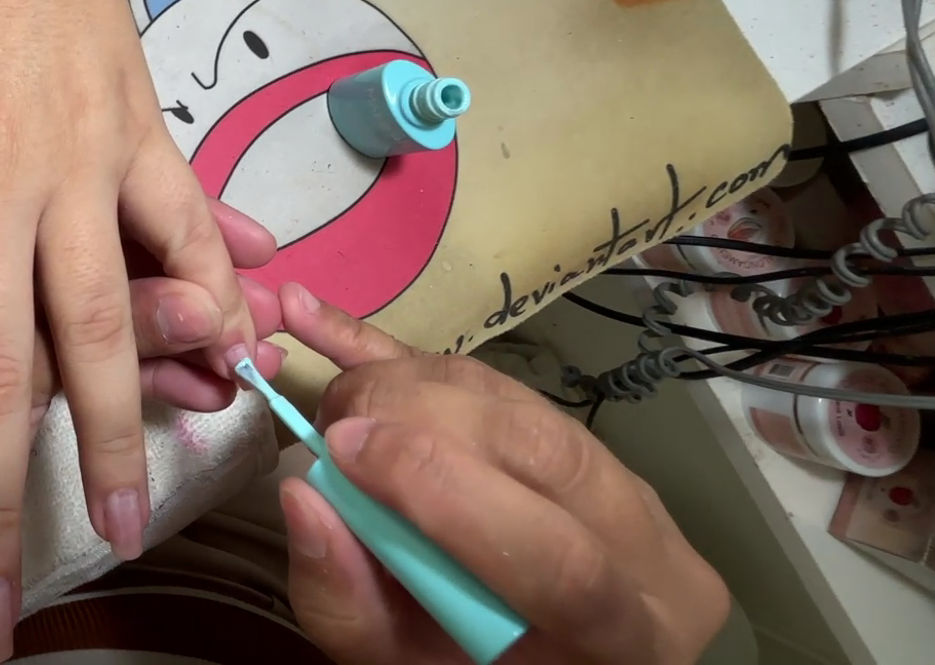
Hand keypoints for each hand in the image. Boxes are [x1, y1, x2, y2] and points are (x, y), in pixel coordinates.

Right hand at [273, 285, 728, 664]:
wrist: (508, 639)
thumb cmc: (450, 659)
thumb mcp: (387, 658)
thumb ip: (343, 596)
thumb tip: (302, 493)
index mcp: (623, 638)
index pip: (560, 560)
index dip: (440, 489)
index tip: (339, 448)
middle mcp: (642, 541)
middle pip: (535, 445)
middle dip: (412, 415)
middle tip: (333, 423)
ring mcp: (607, 466)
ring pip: (501, 391)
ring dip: (400, 380)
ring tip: (335, 405)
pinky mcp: (543, 414)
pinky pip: (465, 366)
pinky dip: (378, 342)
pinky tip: (309, 313)